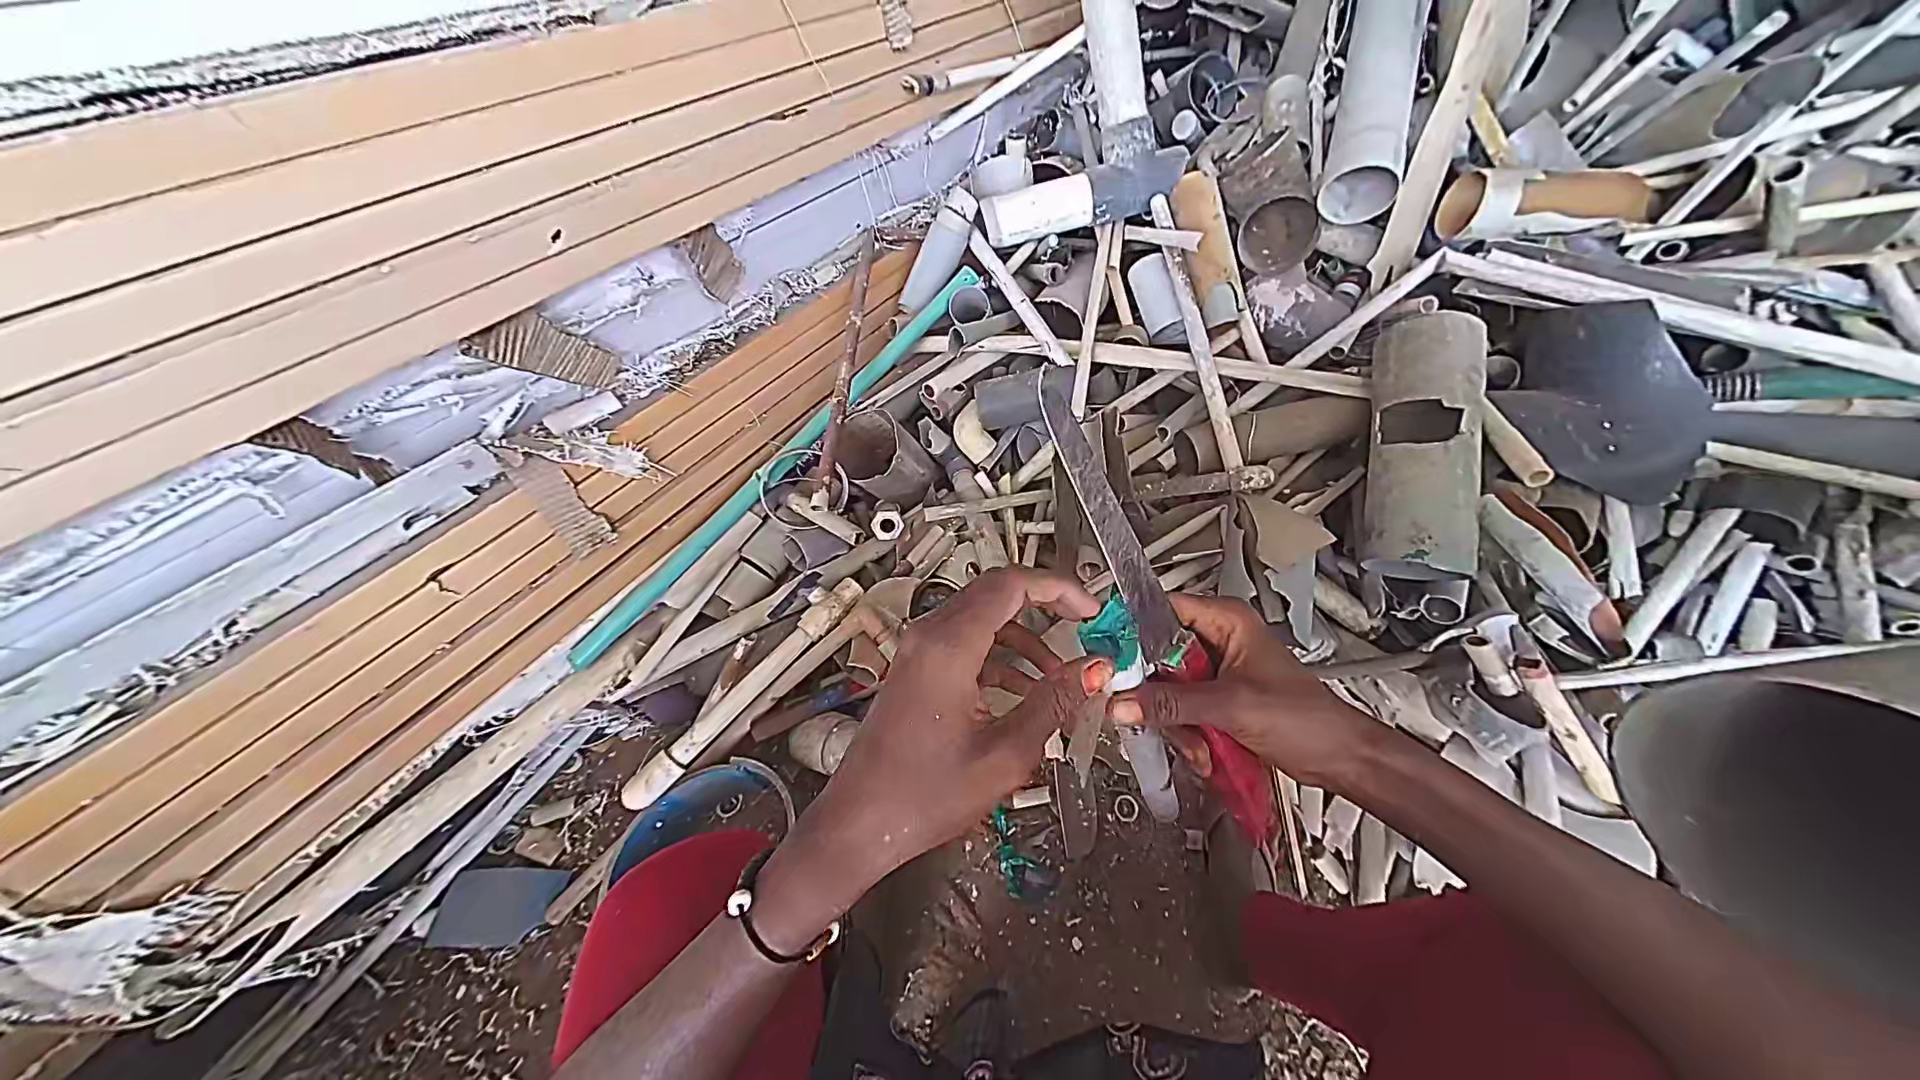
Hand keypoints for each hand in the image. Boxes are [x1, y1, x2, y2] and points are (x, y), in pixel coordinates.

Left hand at [753, 569, 1104, 950]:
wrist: (861, 821)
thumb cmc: (923, 796)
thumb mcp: (1005, 753)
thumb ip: (1055, 702)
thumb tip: (1095, 670)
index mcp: (948, 646)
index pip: (1011, 585)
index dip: (1059, 588)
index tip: (1092, 608)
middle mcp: (929, 636)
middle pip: (996, 593)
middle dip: (1047, 606)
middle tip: (1084, 627)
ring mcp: (919, 650)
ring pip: (983, 618)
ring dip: (1025, 637)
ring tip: (1059, 675)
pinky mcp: (917, 668)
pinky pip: (967, 643)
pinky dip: (1001, 656)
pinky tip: (1025, 691)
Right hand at [1107, 593, 1377, 788]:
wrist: (1338, 758)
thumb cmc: (1308, 719)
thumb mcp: (1232, 706)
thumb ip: (1173, 704)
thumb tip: (1125, 702)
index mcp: (1225, 621)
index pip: (1160, 610)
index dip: (1131, 632)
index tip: (1111, 658)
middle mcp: (1216, 641)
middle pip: (1155, 654)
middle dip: (1157, 693)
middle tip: (1152, 712)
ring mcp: (1213, 672)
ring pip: (1164, 686)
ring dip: (1173, 720)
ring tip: (1198, 743)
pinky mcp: (1213, 698)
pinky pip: (1178, 708)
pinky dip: (1184, 731)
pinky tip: (1204, 750)